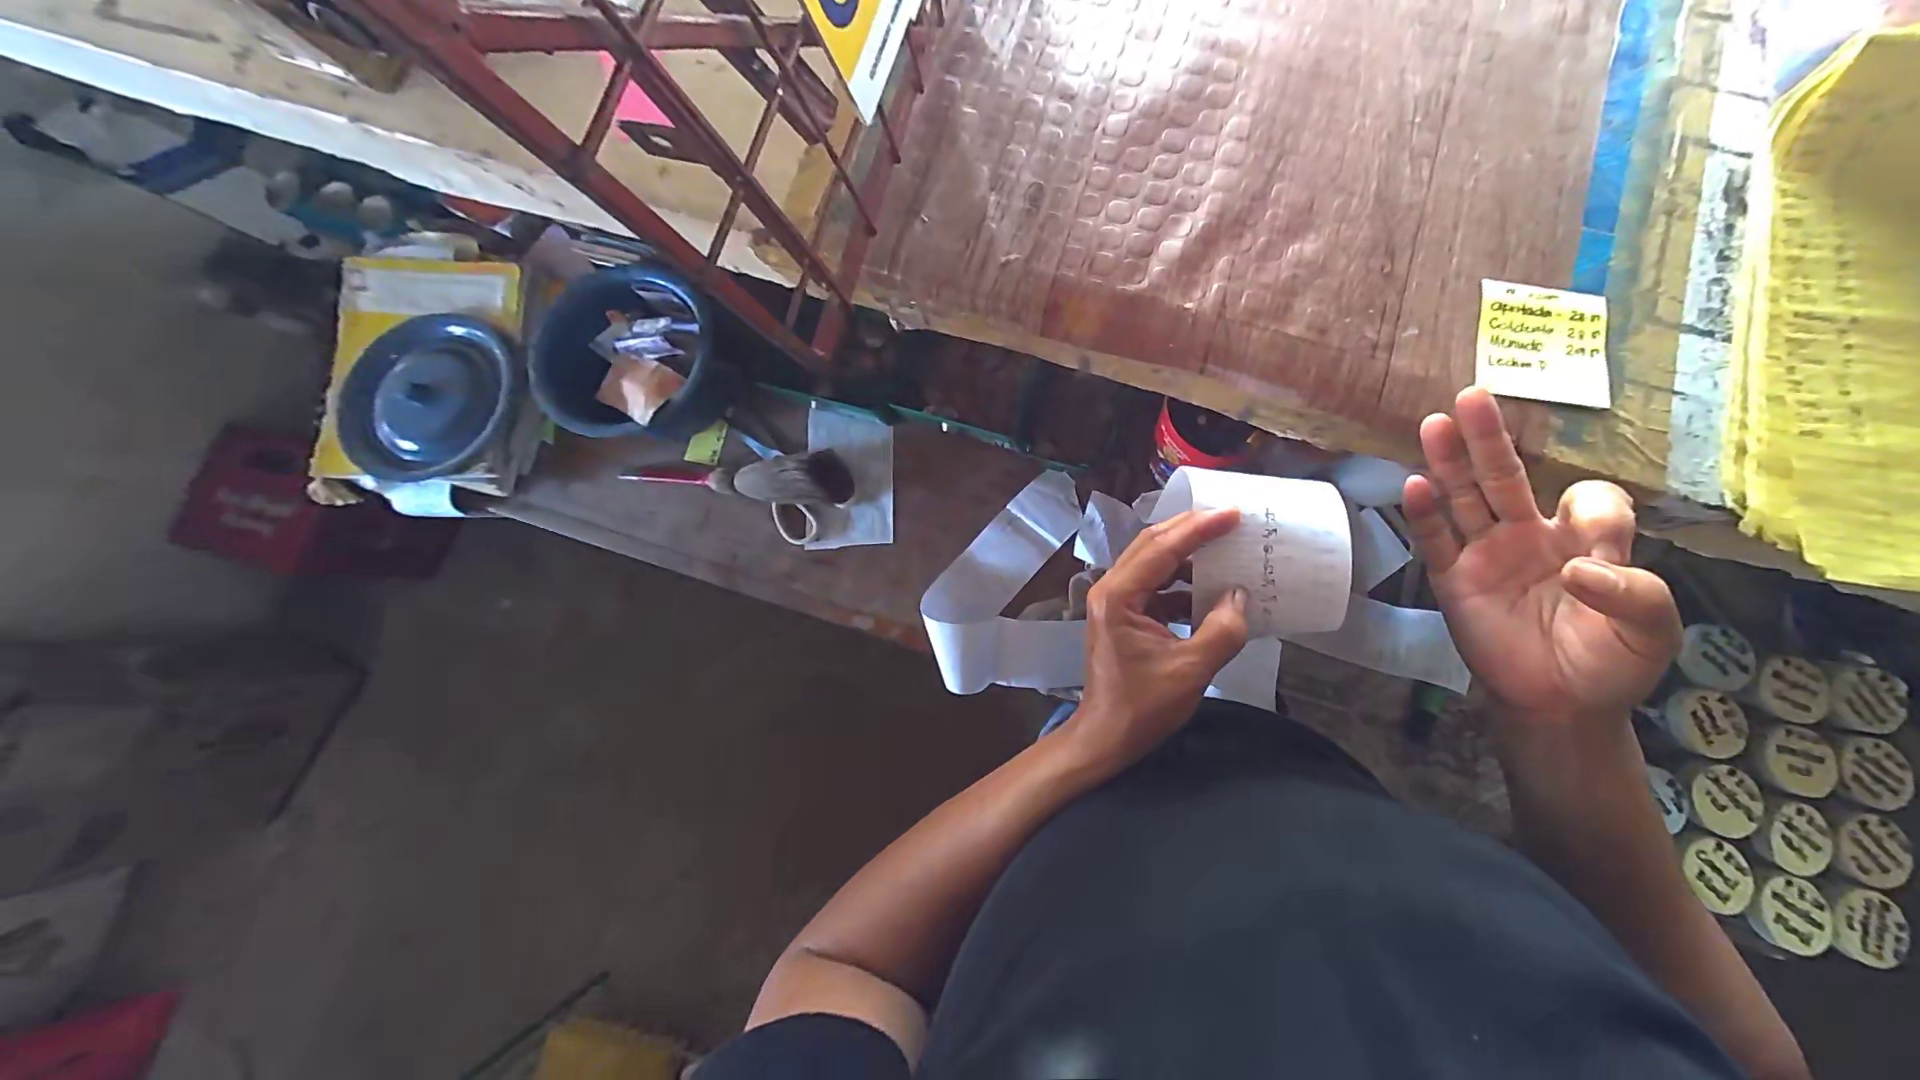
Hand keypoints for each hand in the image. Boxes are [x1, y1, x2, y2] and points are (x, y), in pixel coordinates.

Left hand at [1062, 509, 1249, 770]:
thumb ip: (1221, 630)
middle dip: (1190, 530)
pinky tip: (1211, 589)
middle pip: (1151, 546)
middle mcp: (1111, 590)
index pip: (1161, 549)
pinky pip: (1156, 588)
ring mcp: (1115, 603)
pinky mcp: (1124, 616)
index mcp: (1118, 597)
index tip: (1232, 513)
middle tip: (1230, 519)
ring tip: (1225, 548)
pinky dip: (1182, 584)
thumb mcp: (1190, 670)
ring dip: (1187, 556)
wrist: (1106, 736)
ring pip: (1153, 564)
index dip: (1198, 528)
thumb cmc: (1142, 706)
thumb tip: (1239, 595)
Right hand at [1403, 388, 1681, 725]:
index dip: (1594, 510)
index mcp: (1581, 541)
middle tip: (1473, 398)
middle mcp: (1526, 537)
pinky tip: (1415, 486)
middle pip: (1503, 479)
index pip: (1585, 499)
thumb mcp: (1651, 628)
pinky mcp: (1451, 580)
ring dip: (1448, 462)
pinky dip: (1423, 515)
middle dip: (1489, 439)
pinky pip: (1434, 542)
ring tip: (1435, 424)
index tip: (1596, 545)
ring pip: (1462, 499)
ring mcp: (1484, 555)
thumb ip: (1633, 590)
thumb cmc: (1610, 662)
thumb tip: (1574, 568)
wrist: (1559, 705)